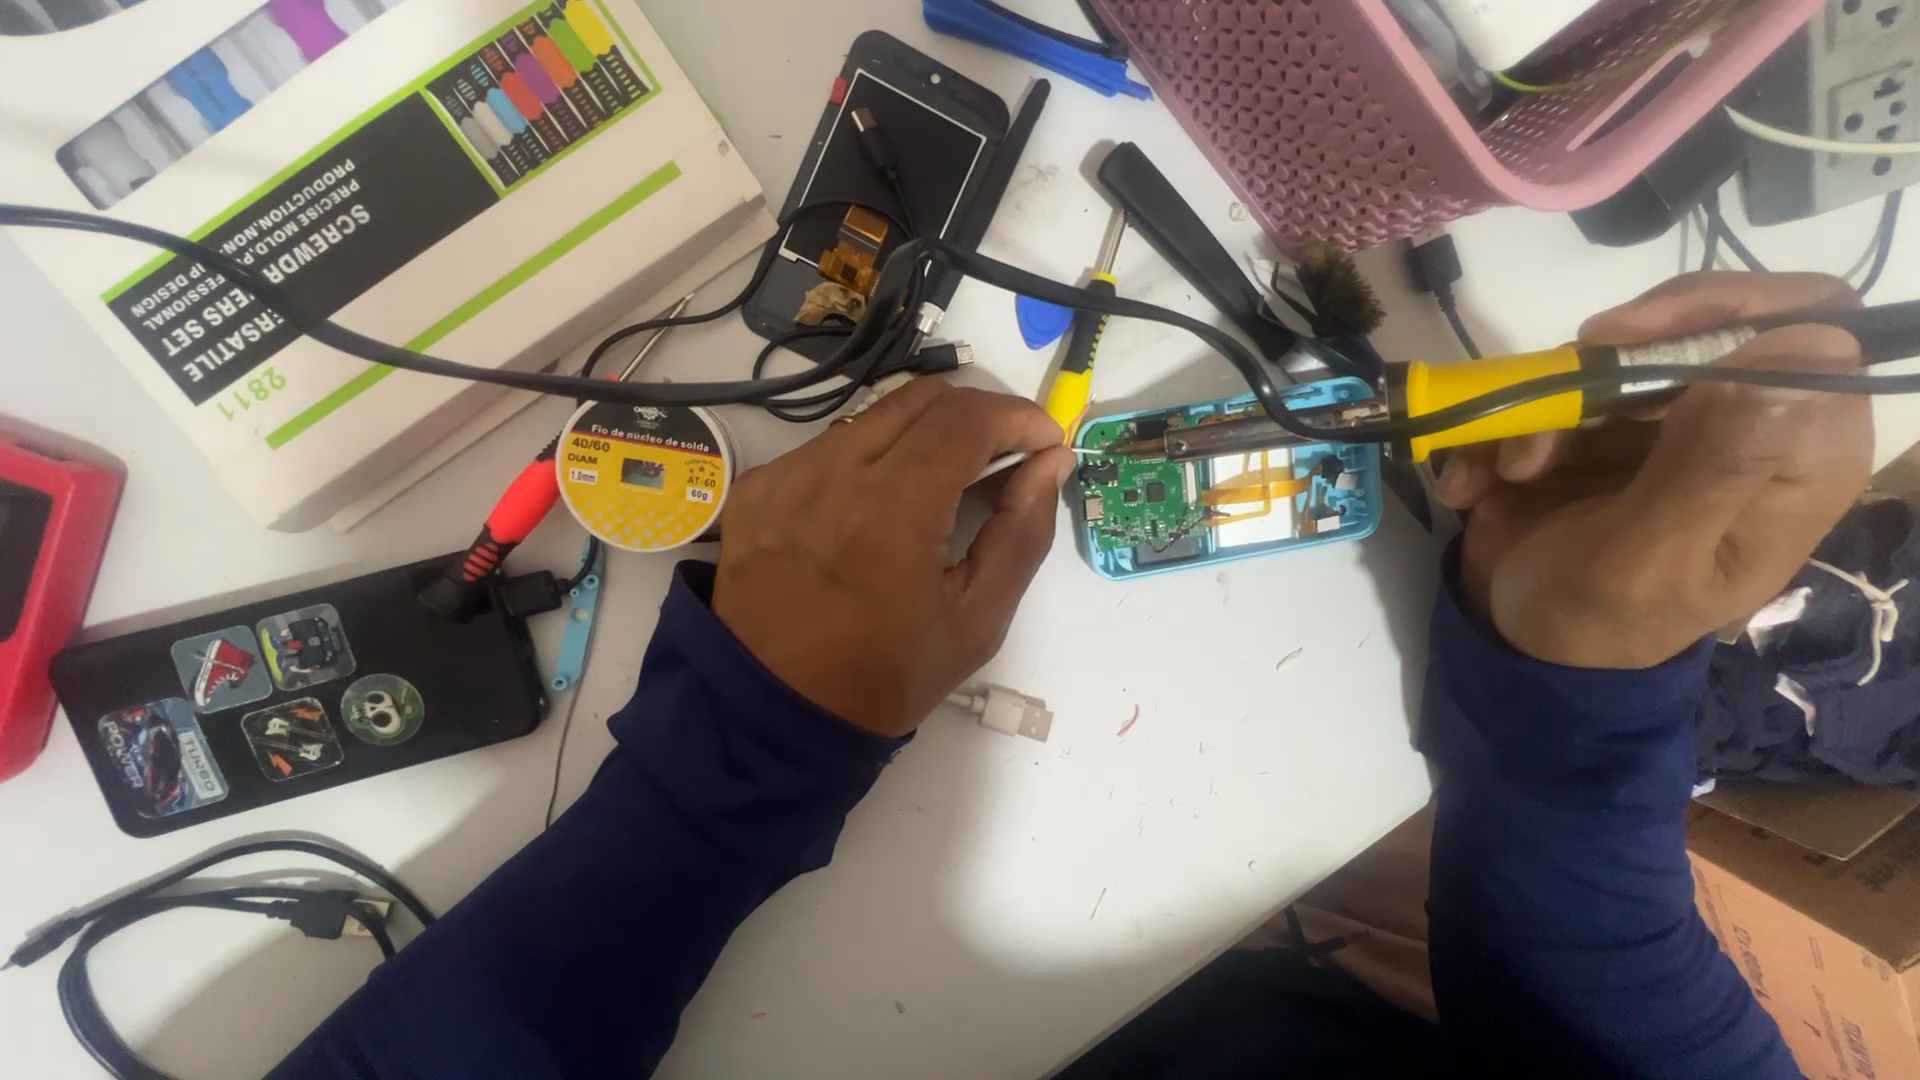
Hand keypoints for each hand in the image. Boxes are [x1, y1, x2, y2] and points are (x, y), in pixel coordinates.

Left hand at [712, 380, 1075, 736]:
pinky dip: (872, 457)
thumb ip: (1023, 533)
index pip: (966, 419)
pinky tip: (879, 506)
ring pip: (874, 415)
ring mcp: (787, 475)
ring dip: (924, 434)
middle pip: (922, 398)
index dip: (1018, 417)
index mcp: (893, 510)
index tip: (1043, 442)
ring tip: (943, 485)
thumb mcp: (977, 620)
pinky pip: (830, 445)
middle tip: (1001, 460)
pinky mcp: (759, 488)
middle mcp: (834, 473)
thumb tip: (1049, 464)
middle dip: (977, 416)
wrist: (772, 712)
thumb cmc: (885, 676)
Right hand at [1434, 272, 1872, 669]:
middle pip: (1678, 336)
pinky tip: (1470, 492)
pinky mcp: (1577, 438)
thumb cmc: (1602, 619)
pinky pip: (1529, 405)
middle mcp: (1723, 427)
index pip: (1805, 330)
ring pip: (1590, 369)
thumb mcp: (1652, 556)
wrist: (1522, 646)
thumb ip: (1712, 467)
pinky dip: (1486, 441)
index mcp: (1784, 456)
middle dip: (1590, 376)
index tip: (1618, 337)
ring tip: (1500, 479)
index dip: (1719, 311)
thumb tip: (1798, 351)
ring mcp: (1644, 430)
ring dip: (1527, 418)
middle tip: (1534, 412)